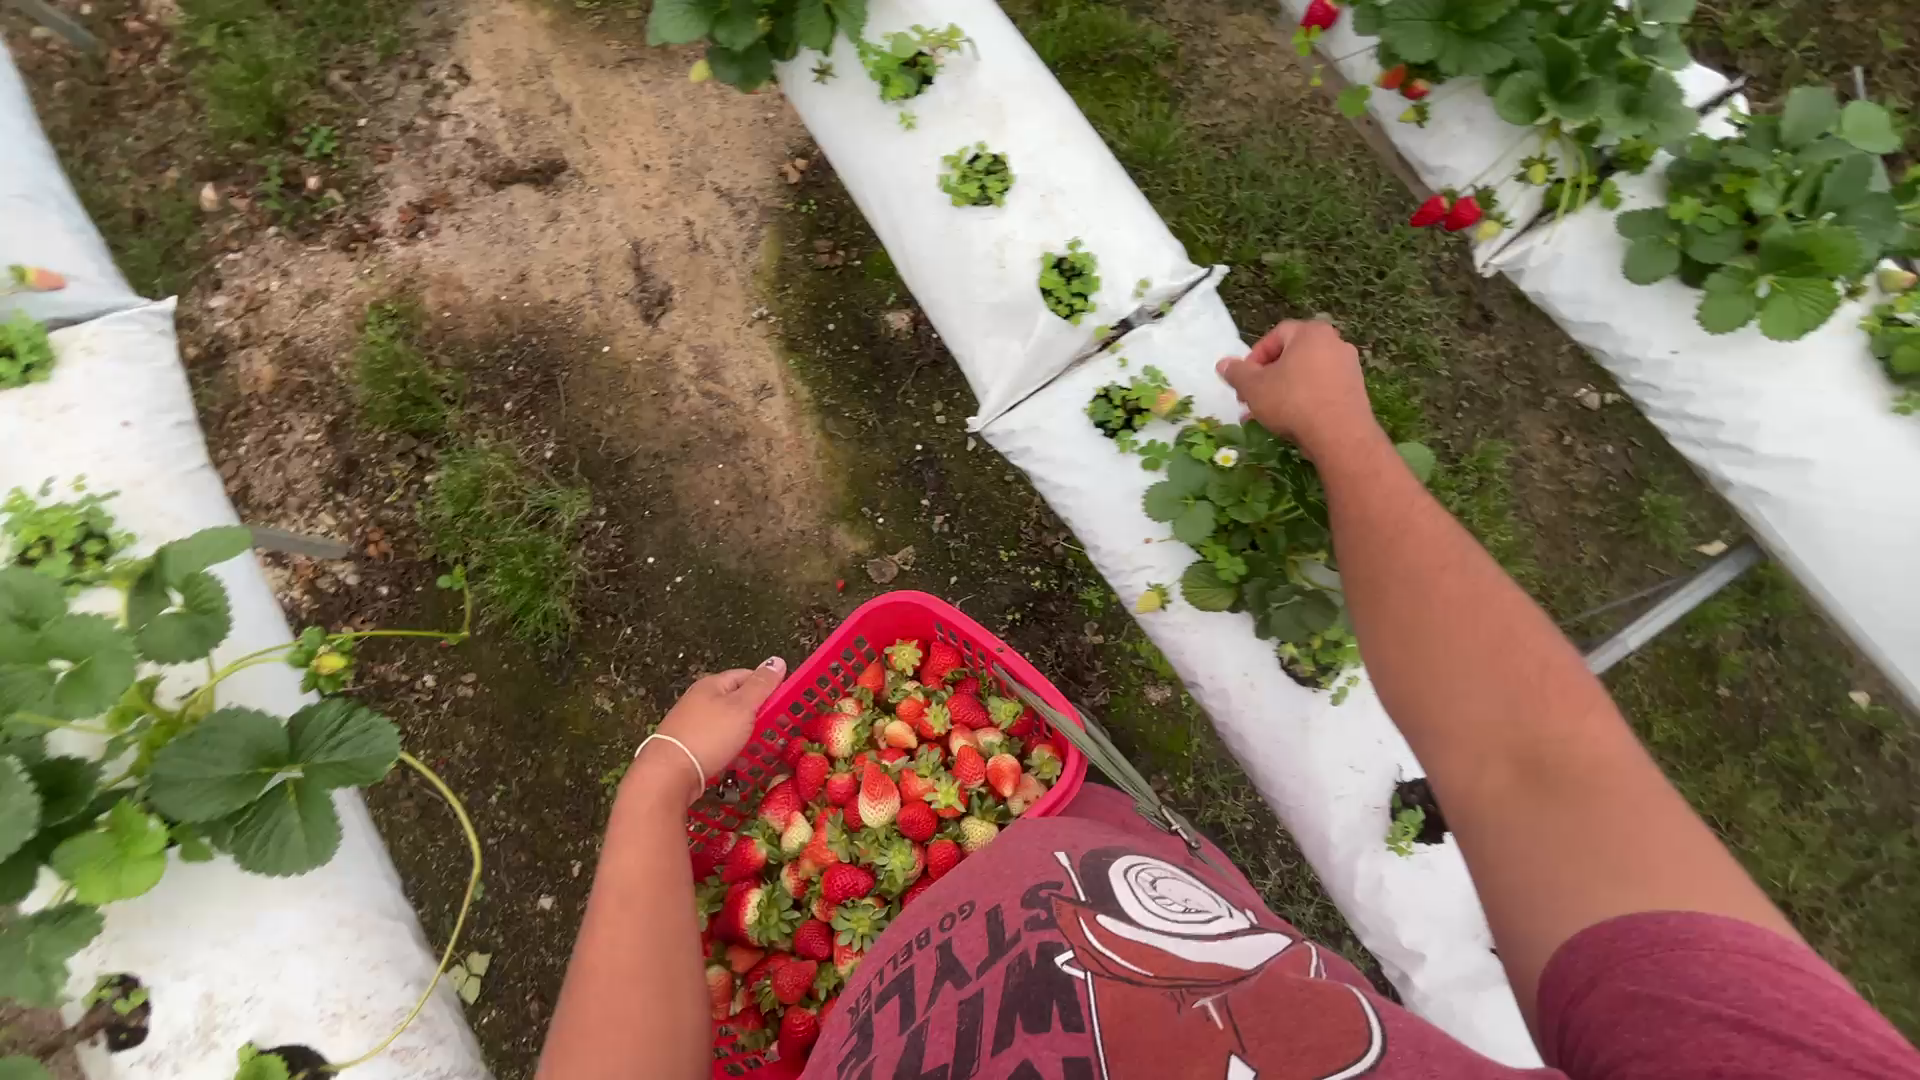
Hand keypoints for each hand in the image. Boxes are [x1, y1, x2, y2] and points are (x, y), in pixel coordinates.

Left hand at [639, 657, 787, 805]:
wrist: (668, 775)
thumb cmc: (709, 736)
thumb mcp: (742, 707)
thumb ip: (762, 685)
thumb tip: (778, 660)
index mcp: (712, 684)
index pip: (747, 676)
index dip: (767, 687)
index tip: (782, 704)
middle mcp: (699, 699)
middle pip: (736, 700)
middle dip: (755, 713)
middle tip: (771, 729)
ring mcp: (690, 722)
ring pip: (726, 722)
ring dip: (742, 733)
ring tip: (754, 747)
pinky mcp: (686, 745)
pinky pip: (714, 741)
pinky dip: (727, 747)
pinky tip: (733, 759)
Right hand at [1216, 320, 1380, 460]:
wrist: (1338, 433)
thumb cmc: (1291, 401)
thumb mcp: (1253, 387)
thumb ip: (1236, 372)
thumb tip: (1223, 363)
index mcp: (1310, 333)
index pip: (1276, 335)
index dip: (1254, 357)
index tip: (1243, 379)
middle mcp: (1334, 343)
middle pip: (1291, 355)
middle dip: (1266, 377)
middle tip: (1251, 398)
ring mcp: (1348, 366)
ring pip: (1305, 374)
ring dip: (1282, 390)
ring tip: (1265, 414)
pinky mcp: (1355, 389)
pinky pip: (1320, 388)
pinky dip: (1303, 399)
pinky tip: (1289, 420)